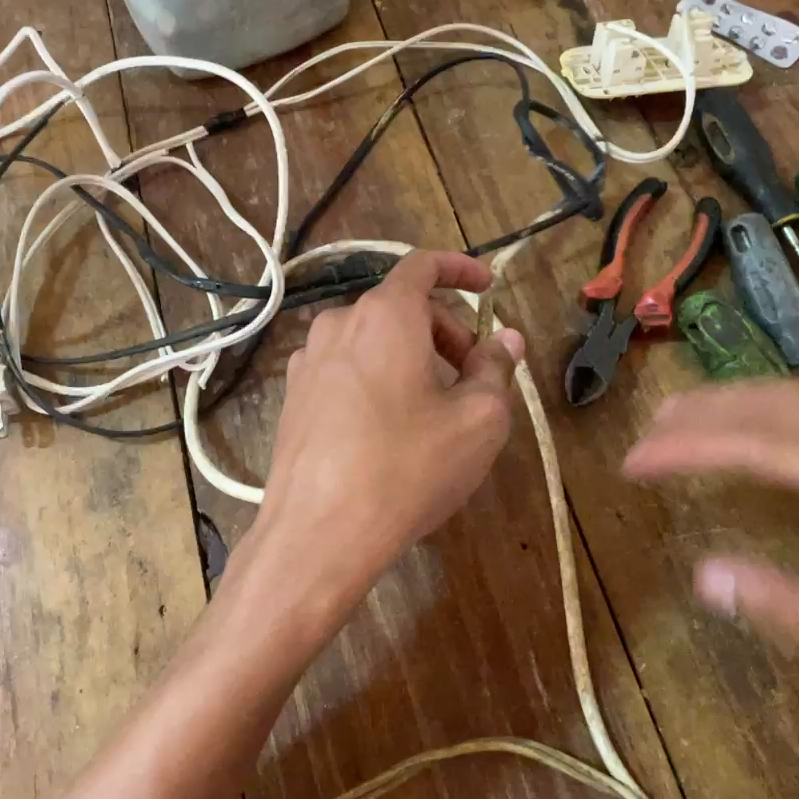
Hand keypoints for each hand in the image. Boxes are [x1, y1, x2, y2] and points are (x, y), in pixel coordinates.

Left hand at [242, 250, 523, 620]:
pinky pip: (346, 372)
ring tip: (434, 413)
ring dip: (411, 361)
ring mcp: (307, 362)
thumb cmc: (407, 469)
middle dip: (446, 334)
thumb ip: (496, 369)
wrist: (318, 532)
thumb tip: (506, 339)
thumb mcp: (477, 421)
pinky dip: (378, 382)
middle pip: (401, 310)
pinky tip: (390, 432)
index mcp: (384, 316)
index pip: (423, 265)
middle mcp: (338, 325)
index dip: (461, 269)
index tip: (488, 287)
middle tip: (475, 381)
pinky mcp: (293, 399)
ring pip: (372, 343)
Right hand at [621, 383, 798, 738]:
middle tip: (647, 426)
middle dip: (707, 408)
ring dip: (744, 405)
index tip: (633, 460)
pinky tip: (767, 435)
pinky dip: (781, 417)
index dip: (690, 447)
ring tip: (688, 419)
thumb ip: (795, 608)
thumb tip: (703, 574)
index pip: (762, 442)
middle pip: (783, 402)